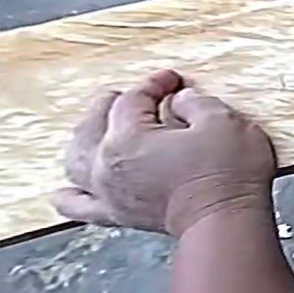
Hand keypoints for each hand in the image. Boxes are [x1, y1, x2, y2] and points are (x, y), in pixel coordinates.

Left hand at [53, 69, 276, 236]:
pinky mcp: (116, 212)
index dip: (153, 85)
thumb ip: (199, 105)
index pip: (132, 102)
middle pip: (94, 127)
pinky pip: (76, 203)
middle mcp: (104, 163)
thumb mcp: (227, 123)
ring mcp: (106, 190)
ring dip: (82, 142)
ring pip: (75, 161)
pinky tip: (64, 189)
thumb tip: (181, 99)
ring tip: (93, 131)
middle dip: (109, 107)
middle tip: (124, 96)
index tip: (170, 78)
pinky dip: (67, 194)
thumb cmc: (229, 170)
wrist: (224, 214)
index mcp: (128, 138)